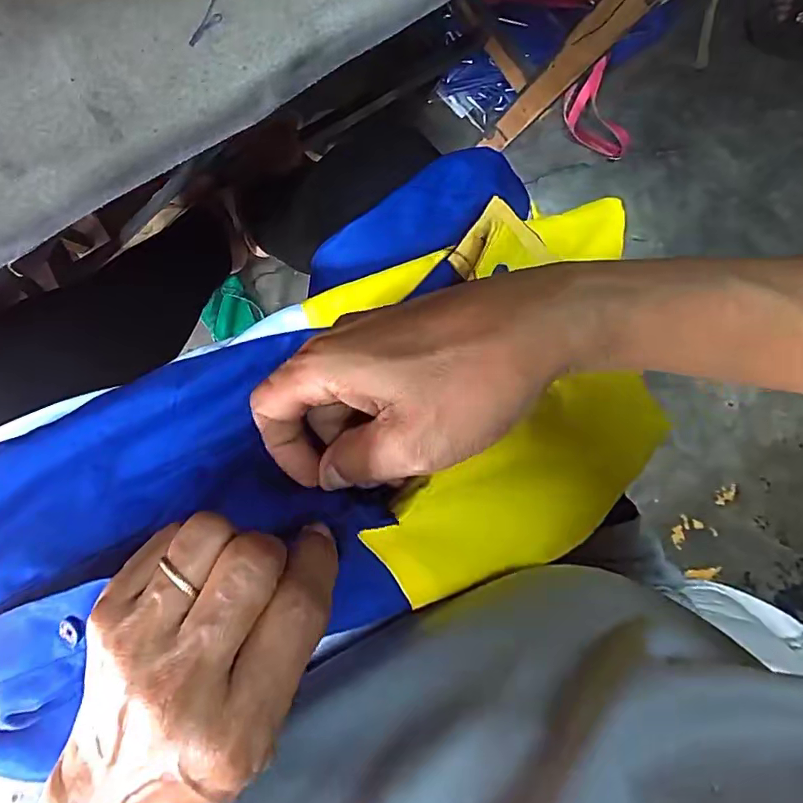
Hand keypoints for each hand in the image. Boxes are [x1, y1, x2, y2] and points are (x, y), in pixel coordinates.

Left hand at [44, 512, 336, 802]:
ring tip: (227, 564)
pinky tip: (193, 571)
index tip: (317, 542)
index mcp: (237, 724)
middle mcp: (182, 681)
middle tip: (268, 567)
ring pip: (205, 535)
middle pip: (251, 562)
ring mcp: (135, 645)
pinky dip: (190, 542)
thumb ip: (293, 642)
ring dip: (230, 537)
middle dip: (272, 548)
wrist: (106, 797)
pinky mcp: (104, 617)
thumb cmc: (202, 761)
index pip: (296, 609)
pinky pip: (165, 539)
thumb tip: (313, 545)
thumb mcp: (268, 726)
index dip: (317, 560)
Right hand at [250, 264, 594, 488]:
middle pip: (307, 400)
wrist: (537, 321)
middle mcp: (341, 336)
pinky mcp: (409, 327)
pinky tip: (428, 426)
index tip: (327, 480)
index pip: (266, 406)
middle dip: (333, 447)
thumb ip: (354, 465)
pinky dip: (387, 408)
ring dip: (365, 431)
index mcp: (325, 360)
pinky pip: (377, 375)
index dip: (283, 453)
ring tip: (410, 459)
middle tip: (380, 479)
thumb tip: (330, 470)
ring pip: (347, 390)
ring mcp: (378, 327)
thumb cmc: (470, 387)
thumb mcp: (409, 446)